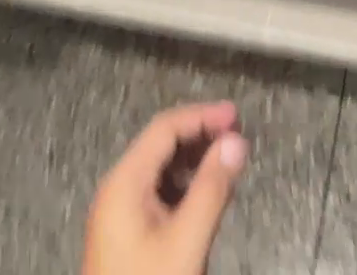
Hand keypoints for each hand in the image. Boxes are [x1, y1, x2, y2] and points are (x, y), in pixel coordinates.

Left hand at [84, 102, 250, 274]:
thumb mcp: (186, 241)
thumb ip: (212, 189)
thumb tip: (237, 141)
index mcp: (124, 182)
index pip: (164, 129)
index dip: (201, 117)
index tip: (237, 116)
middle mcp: (118, 189)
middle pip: (160, 145)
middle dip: (200, 135)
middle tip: (238, 136)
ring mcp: (121, 212)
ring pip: (161, 170)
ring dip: (195, 160)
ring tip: (230, 160)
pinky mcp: (128, 233)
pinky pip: (159, 193)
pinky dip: (186, 185)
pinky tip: (209, 193)